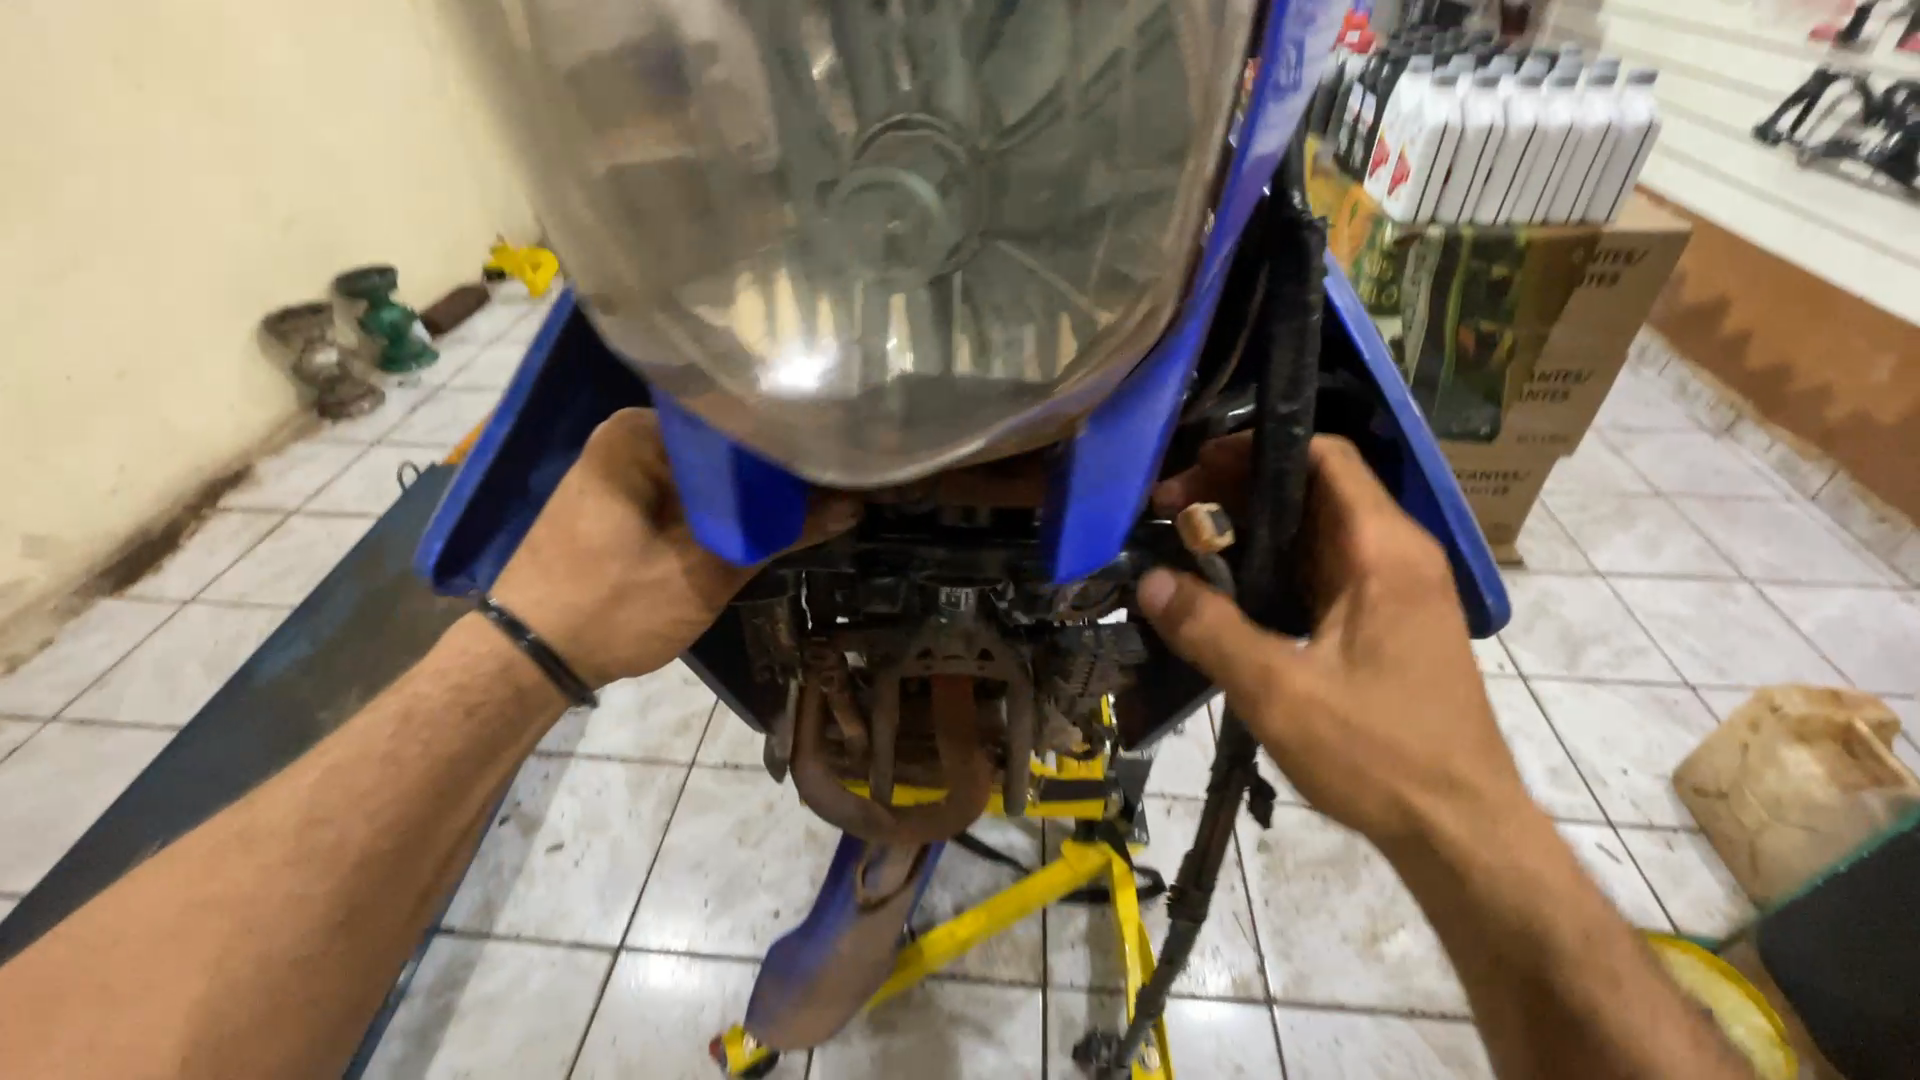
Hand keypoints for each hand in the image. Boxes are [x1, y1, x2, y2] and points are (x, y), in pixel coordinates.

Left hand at [489, 408, 859, 686]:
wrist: (530, 659)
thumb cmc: (611, 608)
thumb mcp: (705, 573)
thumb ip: (780, 534)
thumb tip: (853, 505)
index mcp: (641, 433)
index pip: (739, 422)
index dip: (793, 448)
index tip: (841, 465)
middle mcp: (633, 438)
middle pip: (728, 449)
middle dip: (778, 475)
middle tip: (840, 487)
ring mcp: (628, 471)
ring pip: (714, 476)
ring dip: (755, 498)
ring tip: (819, 502)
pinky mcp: (630, 503)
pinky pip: (693, 496)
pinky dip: (727, 513)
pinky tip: (768, 524)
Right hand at [1138, 434, 1531, 850]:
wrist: (1460, 831)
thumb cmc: (1380, 754)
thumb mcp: (1281, 691)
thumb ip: (1210, 629)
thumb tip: (1148, 581)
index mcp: (1382, 551)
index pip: (1323, 456)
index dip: (1252, 450)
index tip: (1190, 473)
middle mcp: (1393, 557)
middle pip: (1310, 492)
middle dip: (1235, 493)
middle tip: (1166, 516)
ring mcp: (1391, 593)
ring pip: (1311, 534)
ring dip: (1249, 534)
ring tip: (1181, 551)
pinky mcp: (1381, 626)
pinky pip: (1318, 575)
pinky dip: (1269, 571)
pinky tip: (1222, 597)